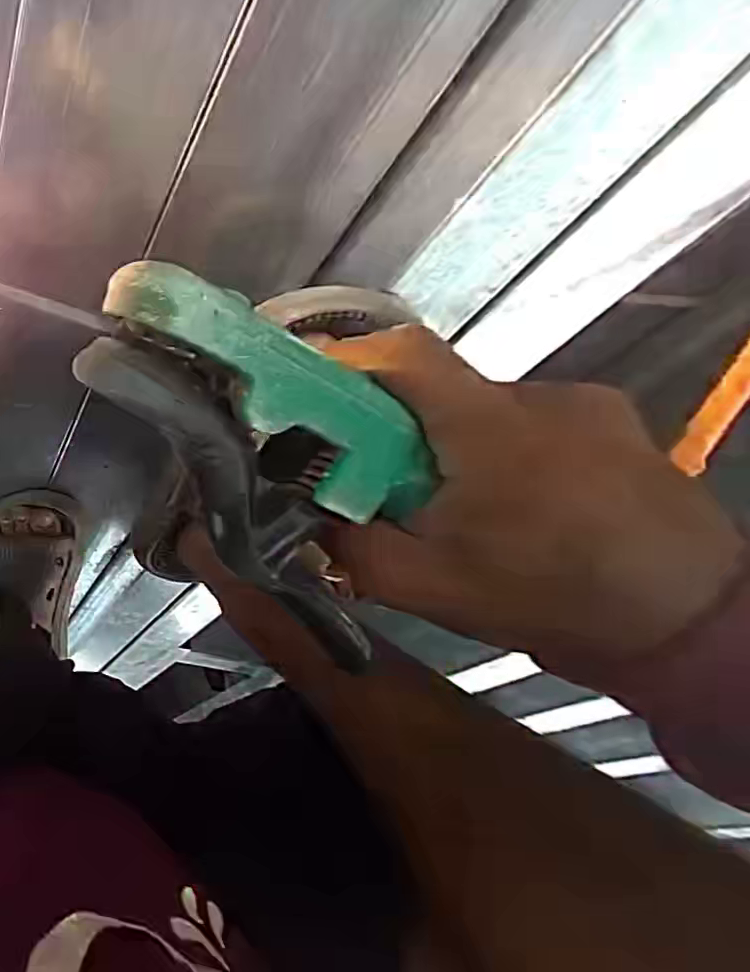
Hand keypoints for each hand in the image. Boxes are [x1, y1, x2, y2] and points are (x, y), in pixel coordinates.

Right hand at [320, 326, 742, 672]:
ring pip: (466, 402)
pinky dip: (477, 443)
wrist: (696, 632)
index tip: (299, 392)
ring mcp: (584, 407)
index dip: (340, 360)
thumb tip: (291, 504)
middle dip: (379, 421)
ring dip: (431, 437)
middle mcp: (541, 399)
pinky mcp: (608, 423)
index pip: (403, 355)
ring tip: (427, 494)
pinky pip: (510, 415)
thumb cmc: (548, 600)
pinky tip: (485, 493)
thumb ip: (340, 537)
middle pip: (426, 384)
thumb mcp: (414, 582)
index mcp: (492, 428)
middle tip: (359, 471)